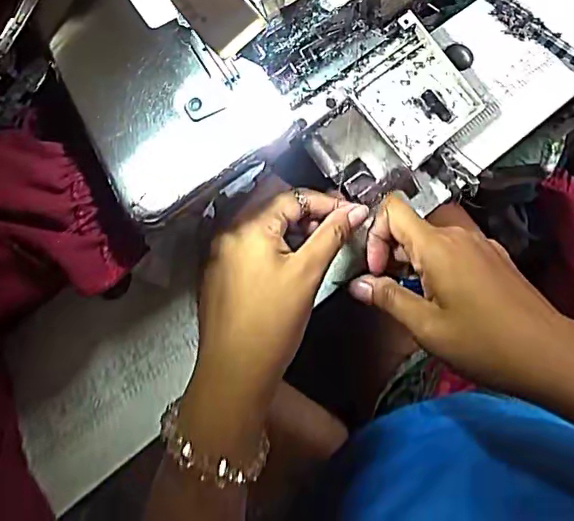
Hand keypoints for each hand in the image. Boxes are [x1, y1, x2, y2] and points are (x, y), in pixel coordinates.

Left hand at [193, 179, 367, 410]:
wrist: (234, 377)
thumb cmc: (265, 332)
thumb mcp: (308, 274)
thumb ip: (333, 235)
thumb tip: (352, 213)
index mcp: (247, 228)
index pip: (293, 196)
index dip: (326, 202)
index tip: (347, 211)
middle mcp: (229, 234)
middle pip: (276, 203)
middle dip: (310, 210)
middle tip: (336, 223)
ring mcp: (222, 253)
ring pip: (264, 222)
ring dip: (294, 226)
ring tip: (318, 243)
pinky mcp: (222, 270)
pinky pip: (252, 241)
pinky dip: (276, 242)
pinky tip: (293, 260)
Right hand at [349, 193, 573, 397]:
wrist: (546, 351)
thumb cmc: (488, 343)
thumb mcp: (427, 328)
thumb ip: (389, 300)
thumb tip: (360, 284)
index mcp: (437, 245)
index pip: (392, 208)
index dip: (374, 234)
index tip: (376, 270)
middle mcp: (458, 235)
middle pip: (410, 223)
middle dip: (391, 251)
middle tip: (388, 288)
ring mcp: (478, 243)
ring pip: (432, 237)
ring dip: (414, 259)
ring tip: (415, 297)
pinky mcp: (492, 256)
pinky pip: (453, 247)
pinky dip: (439, 264)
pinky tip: (444, 298)